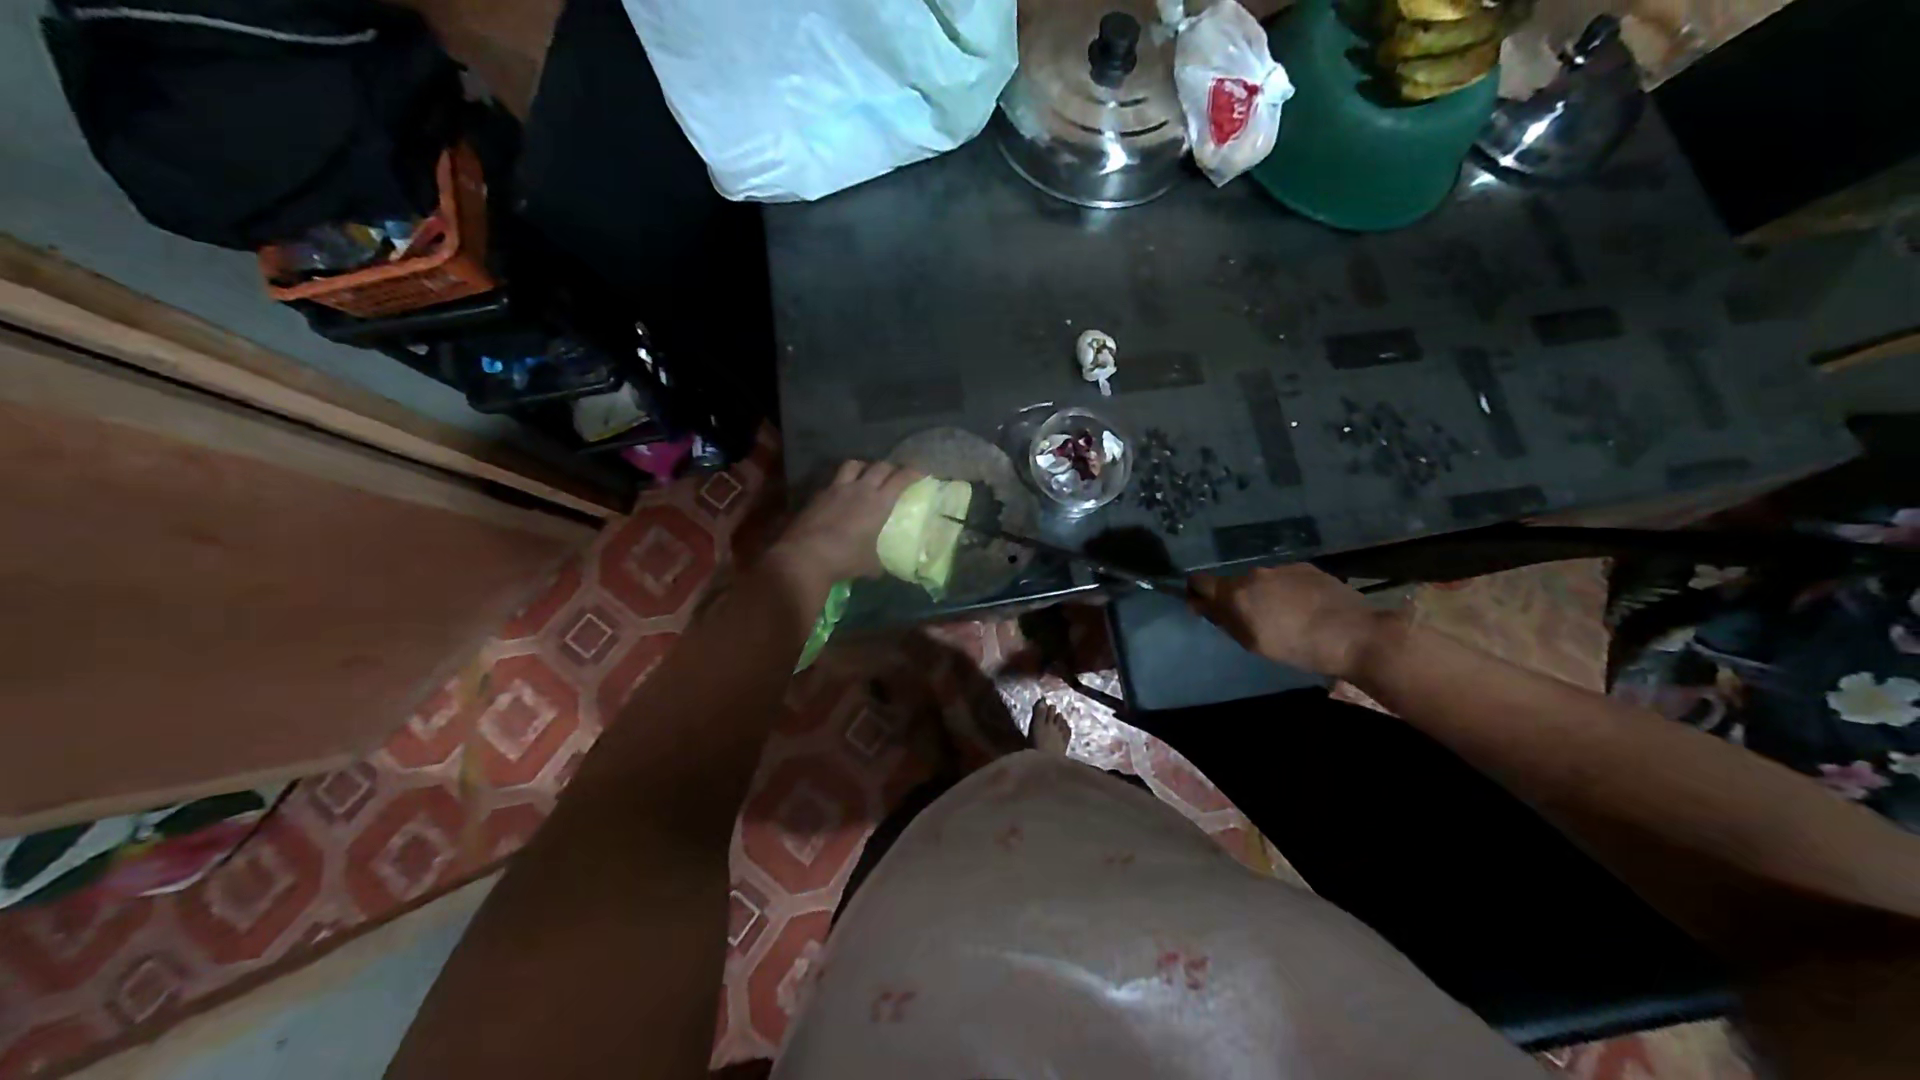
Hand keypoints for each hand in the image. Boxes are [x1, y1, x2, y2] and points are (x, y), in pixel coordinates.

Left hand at [765, 460, 921, 591]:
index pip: (900, 479)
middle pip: (880, 466)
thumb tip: (879, 569)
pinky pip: (834, 480)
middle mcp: (860, 489)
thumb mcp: (870, 565)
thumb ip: (878, 563)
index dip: (912, 472)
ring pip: (854, 464)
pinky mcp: (818, 495)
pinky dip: (842, 481)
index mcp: (879, 503)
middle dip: (891, 467)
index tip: (920, 472)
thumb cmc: (845, 559)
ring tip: (866, 474)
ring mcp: (837, 489)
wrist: (805, 556)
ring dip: (864, 466)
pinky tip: (841, 493)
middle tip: (895, 475)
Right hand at [1187, 564, 1397, 679]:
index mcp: (1237, 593)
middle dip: (1236, 598)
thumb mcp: (1254, 643)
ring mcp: (1282, 568)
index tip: (1203, 607)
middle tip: (1252, 621)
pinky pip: (1284, 578)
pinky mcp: (1306, 568)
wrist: (1356, 635)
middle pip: (1233, 583)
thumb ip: (1224, 621)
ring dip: (1263, 595)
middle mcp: (1254, 574)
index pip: (1200, 581)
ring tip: (1283, 617)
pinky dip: (1285, 591)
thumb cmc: (1300, 648)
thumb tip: (1201, 605)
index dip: (1197, 593)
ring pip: (1260, 581)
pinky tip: (1304, 609)